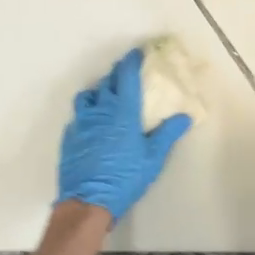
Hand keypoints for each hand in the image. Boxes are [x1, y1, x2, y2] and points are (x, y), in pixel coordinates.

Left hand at [57, 49, 191, 221]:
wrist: (88, 201)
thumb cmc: (125, 177)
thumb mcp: (153, 158)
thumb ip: (167, 134)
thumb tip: (185, 116)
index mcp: (122, 111)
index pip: (126, 77)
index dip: (131, 62)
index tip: (137, 54)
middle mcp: (100, 110)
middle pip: (107, 83)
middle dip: (117, 75)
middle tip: (126, 74)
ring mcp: (81, 123)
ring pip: (88, 97)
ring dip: (98, 91)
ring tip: (106, 96)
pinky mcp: (69, 136)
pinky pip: (78, 116)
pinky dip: (87, 113)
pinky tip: (92, 124)